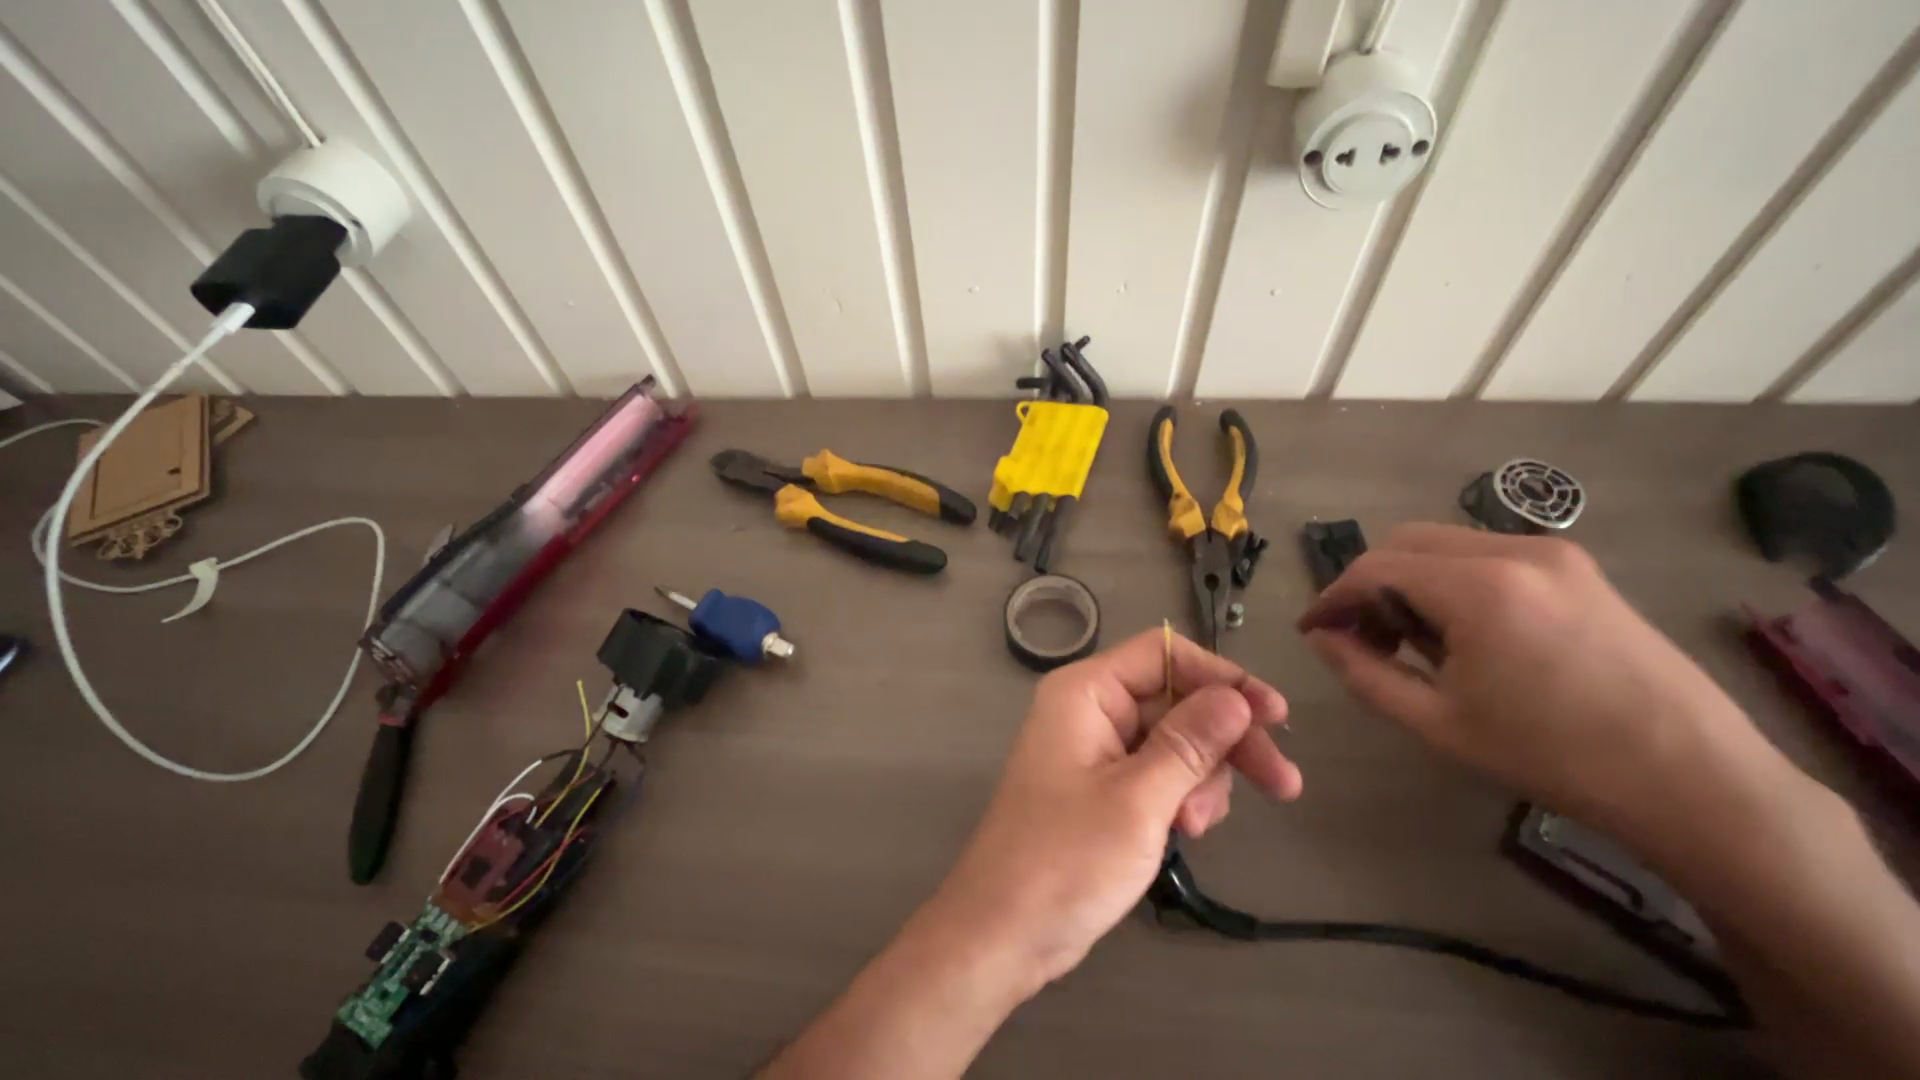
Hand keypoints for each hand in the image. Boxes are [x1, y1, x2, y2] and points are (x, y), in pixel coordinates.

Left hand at [919, 629, 1297, 993]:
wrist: (1005, 932)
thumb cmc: (1065, 861)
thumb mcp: (1139, 800)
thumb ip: (1190, 743)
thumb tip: (1236, 697)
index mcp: (1086, 693)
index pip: (1166, 654)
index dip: (1223, 678)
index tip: (1274, 716)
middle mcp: (1091, 711)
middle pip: (1179, 700)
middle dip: (1227, 741)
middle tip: (1282, 783)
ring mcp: (1097, 752)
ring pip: (1177, 741)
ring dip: (1204, 778)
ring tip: (1194, 826)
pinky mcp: (1105, 790)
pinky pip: (1161, 774)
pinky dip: (1183, 797)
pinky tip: (1185, 832)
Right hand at [1298, 523, 1768, 844]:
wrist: (1689, 774)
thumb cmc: (1552, 755)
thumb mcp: (1439, 722)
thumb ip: (1365, 673)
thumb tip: (1322, 640)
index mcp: (1478, 587)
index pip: (1375, 568)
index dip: (1333, 597)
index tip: (1312, 632)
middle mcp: (1514, 550)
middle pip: (1408, 543)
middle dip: (1370, 585)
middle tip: (1360, 638)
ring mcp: (1554, 554)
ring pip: (1448, 545)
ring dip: (1411, 581)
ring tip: (1413, 642)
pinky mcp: (1579, 568)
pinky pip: (1489, 556)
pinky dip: (1454, 581)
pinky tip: (1465, 634)